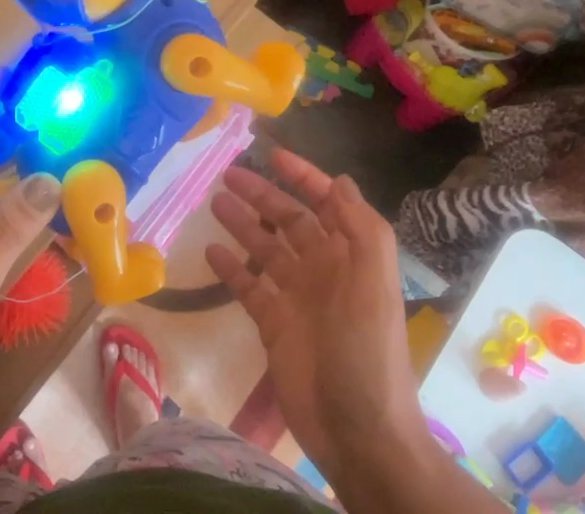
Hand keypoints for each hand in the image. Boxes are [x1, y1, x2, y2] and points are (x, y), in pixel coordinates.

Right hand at [205, 149, 433, 495]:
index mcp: (351, 256)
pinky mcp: (274, 326)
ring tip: (215, 203)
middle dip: (263, 196)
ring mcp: (297, 298)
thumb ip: (360, 230)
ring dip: (243, 225)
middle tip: (226, 175)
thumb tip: (340, 181)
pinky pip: (249, 288)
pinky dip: (231, 270)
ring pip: (266, 250)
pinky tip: (210, 253)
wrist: (358, 430)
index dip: (304, 176)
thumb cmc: (367, 353)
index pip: (327, 203)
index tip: (272, 154)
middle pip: (290, 222)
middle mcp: (324, 271)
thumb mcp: (373, 285)